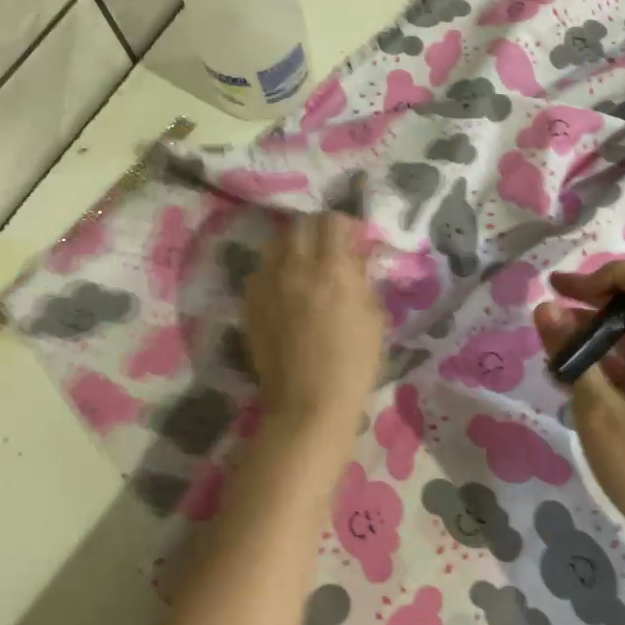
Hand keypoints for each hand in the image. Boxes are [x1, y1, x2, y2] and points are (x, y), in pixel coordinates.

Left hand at [241, 212, 385, 443]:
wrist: (308, 403)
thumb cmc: (353, 364)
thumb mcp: (374, 317)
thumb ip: (363, 279)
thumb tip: (357, 257)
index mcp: (331, 268)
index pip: (332, 221)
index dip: (346, 225)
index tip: (355, 240)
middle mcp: (295, 267)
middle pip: (300, 225)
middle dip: (317, 230)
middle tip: (330, 248)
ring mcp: (267, 284)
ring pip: (275, 244)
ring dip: (293, 246)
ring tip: (304, 265)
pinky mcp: (250, 303)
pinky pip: (260, 271)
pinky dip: (275, 271)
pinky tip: (286, 290)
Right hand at [533, 262, 624, 546]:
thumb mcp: (594, 407)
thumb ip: (570, 353)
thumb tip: (547, 307)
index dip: (605, 274)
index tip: (565, 293)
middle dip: (589, 305)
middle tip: (548, 323)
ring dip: (593, 335)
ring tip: (555, 361)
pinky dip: (607, 359)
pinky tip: (579, 384)